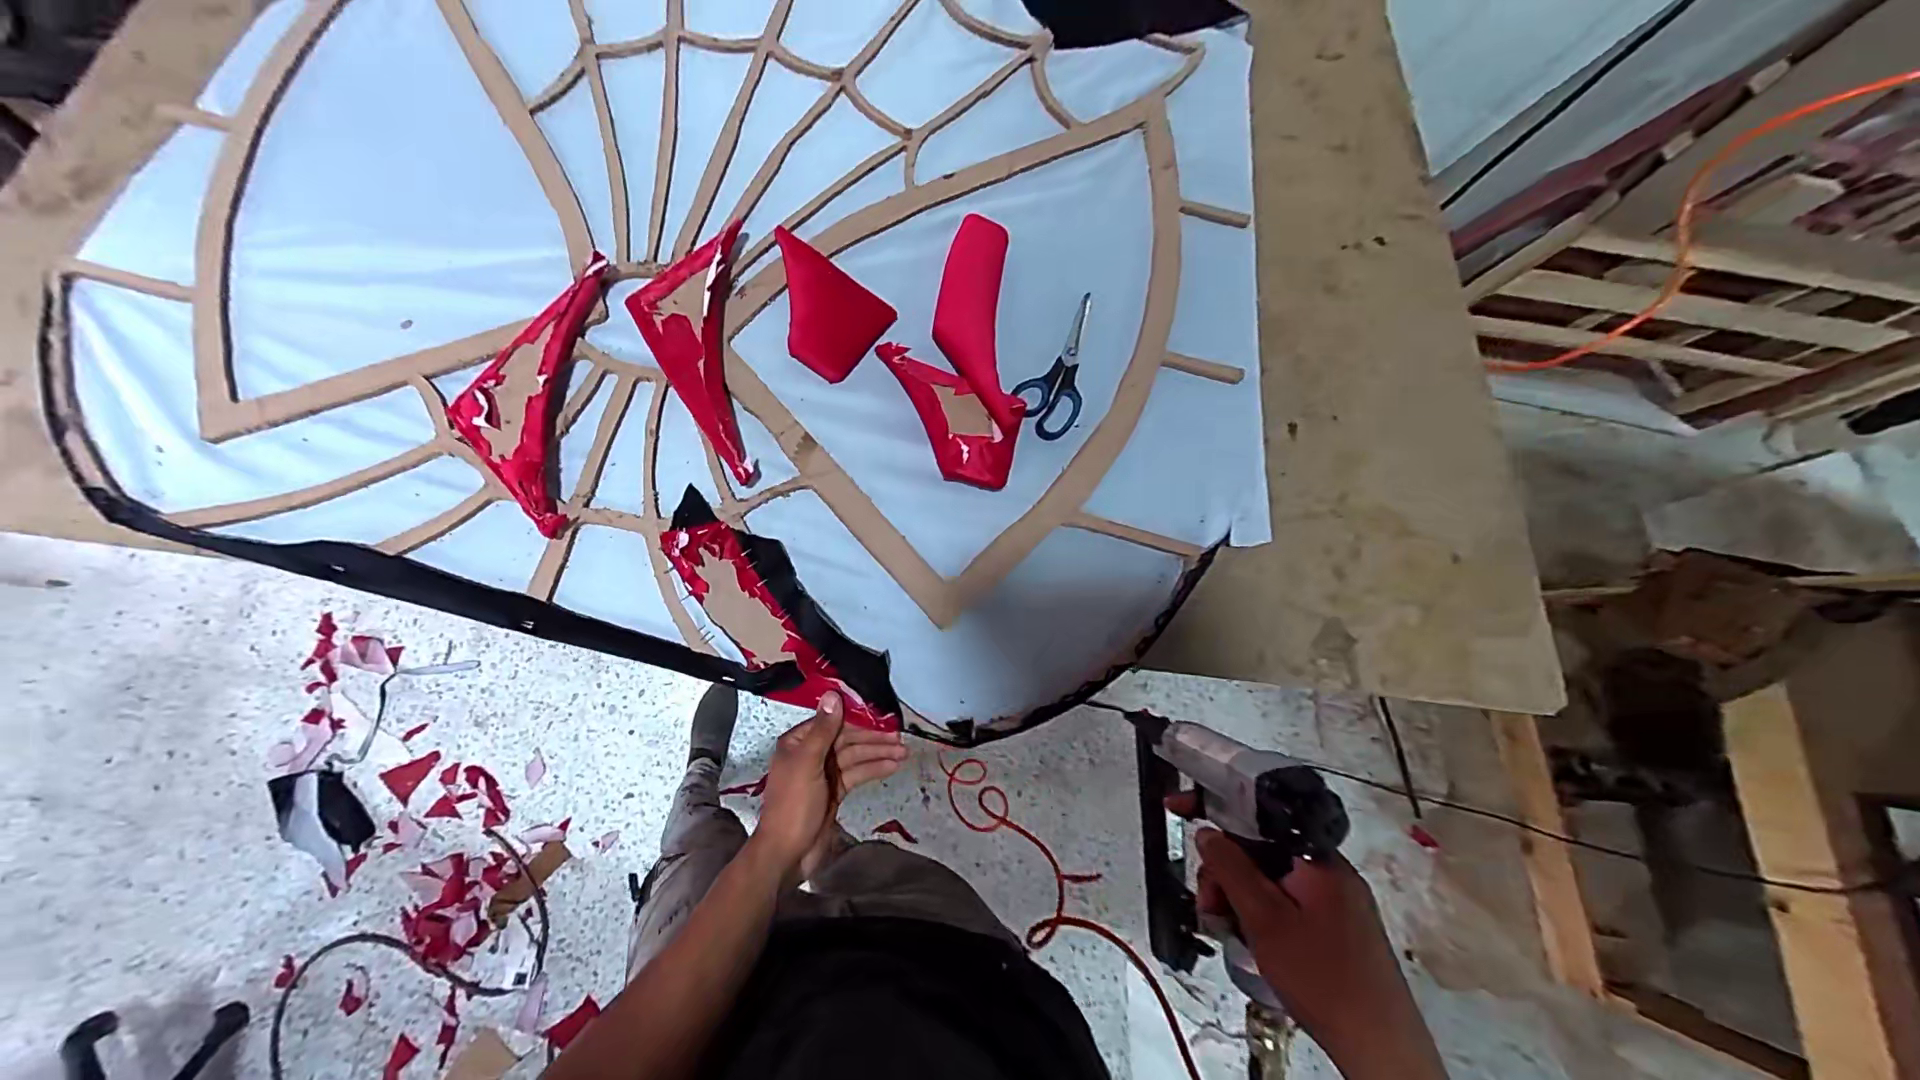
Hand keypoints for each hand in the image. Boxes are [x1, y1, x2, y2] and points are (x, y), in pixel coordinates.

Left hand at [748, 694, 909, 882]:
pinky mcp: (835, 791)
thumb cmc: (793, 805)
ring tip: (904, 753)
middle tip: (900, 738)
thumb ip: (824, 730)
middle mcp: (811, 753)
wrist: (788, 853)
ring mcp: (824, 773)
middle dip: (873, 739)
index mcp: (798, 742)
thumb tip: (832, 694)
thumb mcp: (808, 763)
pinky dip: (874, 769)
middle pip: (847, 740)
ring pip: (855, 757)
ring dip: (879, 754)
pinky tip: (893, 766)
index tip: (882, 717)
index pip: (832, 723)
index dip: (858, 720)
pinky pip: (857, 774)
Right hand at [1168, 793, 1445, 1079]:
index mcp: (1317, 859)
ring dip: (1239, 900)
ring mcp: (1335, 901)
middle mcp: (1329, 872)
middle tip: (1211, 907)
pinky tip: (1251, 942)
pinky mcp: (1336, 928)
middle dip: (1224, 873)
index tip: (1177, 805)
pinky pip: (1285, 904)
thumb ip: (1231, 868)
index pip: (1257, 816)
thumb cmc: (1322, 979)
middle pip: (1259, 851)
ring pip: (1268, 880)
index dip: (1214, 808)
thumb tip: (1207, 832)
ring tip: (1229, 932)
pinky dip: (1260, 916)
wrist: (1380, 1051)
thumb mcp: (1264, 919)